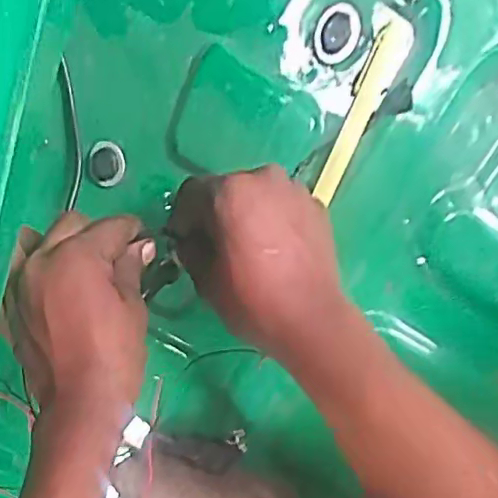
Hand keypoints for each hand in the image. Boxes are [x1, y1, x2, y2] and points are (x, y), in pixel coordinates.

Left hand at [1, 211, 154, 422]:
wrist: (80, 406)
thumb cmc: (115, 359)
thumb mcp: (133, 311)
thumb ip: (131, 271)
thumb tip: (139, 248)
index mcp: (76, 256)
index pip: (109, 227)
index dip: (132, 232)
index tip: (144, 241)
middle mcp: (41, 260)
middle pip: (70, 226)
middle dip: (96, 235)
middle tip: (116, 259)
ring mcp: (20, 284)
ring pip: (39, 244)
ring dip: (62, 248)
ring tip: (81, 271)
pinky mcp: (11, 309)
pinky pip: (21, 276)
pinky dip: (38, 274)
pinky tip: (55, 290)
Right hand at [167, 166, 360, 362]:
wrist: (311, 319)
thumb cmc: (252, 302)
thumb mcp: (207, 283)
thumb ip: (191, 252)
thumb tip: (191, 242)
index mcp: (230, 191)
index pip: (191, 193)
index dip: (182, 219)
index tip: (184, 244)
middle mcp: (263, 178)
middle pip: (227, 190)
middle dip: (217, 215)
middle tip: (216, 249)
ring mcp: (294, 190)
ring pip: (257, 197)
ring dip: (246, 217)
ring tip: (248, 252)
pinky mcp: (315, 207)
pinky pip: (282, 209)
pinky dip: (272, 223)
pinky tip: (274, 254)